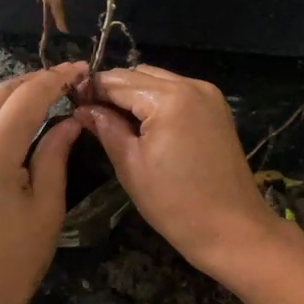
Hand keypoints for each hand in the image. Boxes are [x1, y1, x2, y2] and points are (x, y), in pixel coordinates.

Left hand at [0, 62, 85, 303]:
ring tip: (55, 99)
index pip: (28, 97)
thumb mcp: (46, 209)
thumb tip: (70, 120)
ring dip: (19, 97)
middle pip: (1, 93)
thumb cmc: (10, 265)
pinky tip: (28, 126)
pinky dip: (3, 117)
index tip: (83, 70)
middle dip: (36, 81)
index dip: (57, 78)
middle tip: (71, 81)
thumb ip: (55, 155)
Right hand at [74, 65, 280, 276]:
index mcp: (169, 98)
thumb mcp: (131, 166)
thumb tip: (82, 108)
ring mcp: (208, 94)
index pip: (118, 81)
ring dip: (135, 93)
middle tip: (89, 113)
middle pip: (139, 74)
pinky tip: (143, 124)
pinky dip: (157, 100)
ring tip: (113, 121)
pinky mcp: (216, 108)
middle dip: (113, 89)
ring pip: (158, 80)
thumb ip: (106, 128)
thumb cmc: (175, 203)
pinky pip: (178, 91)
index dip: (92, 89)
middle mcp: (191, 85)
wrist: (233, 229)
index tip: (70, 102)